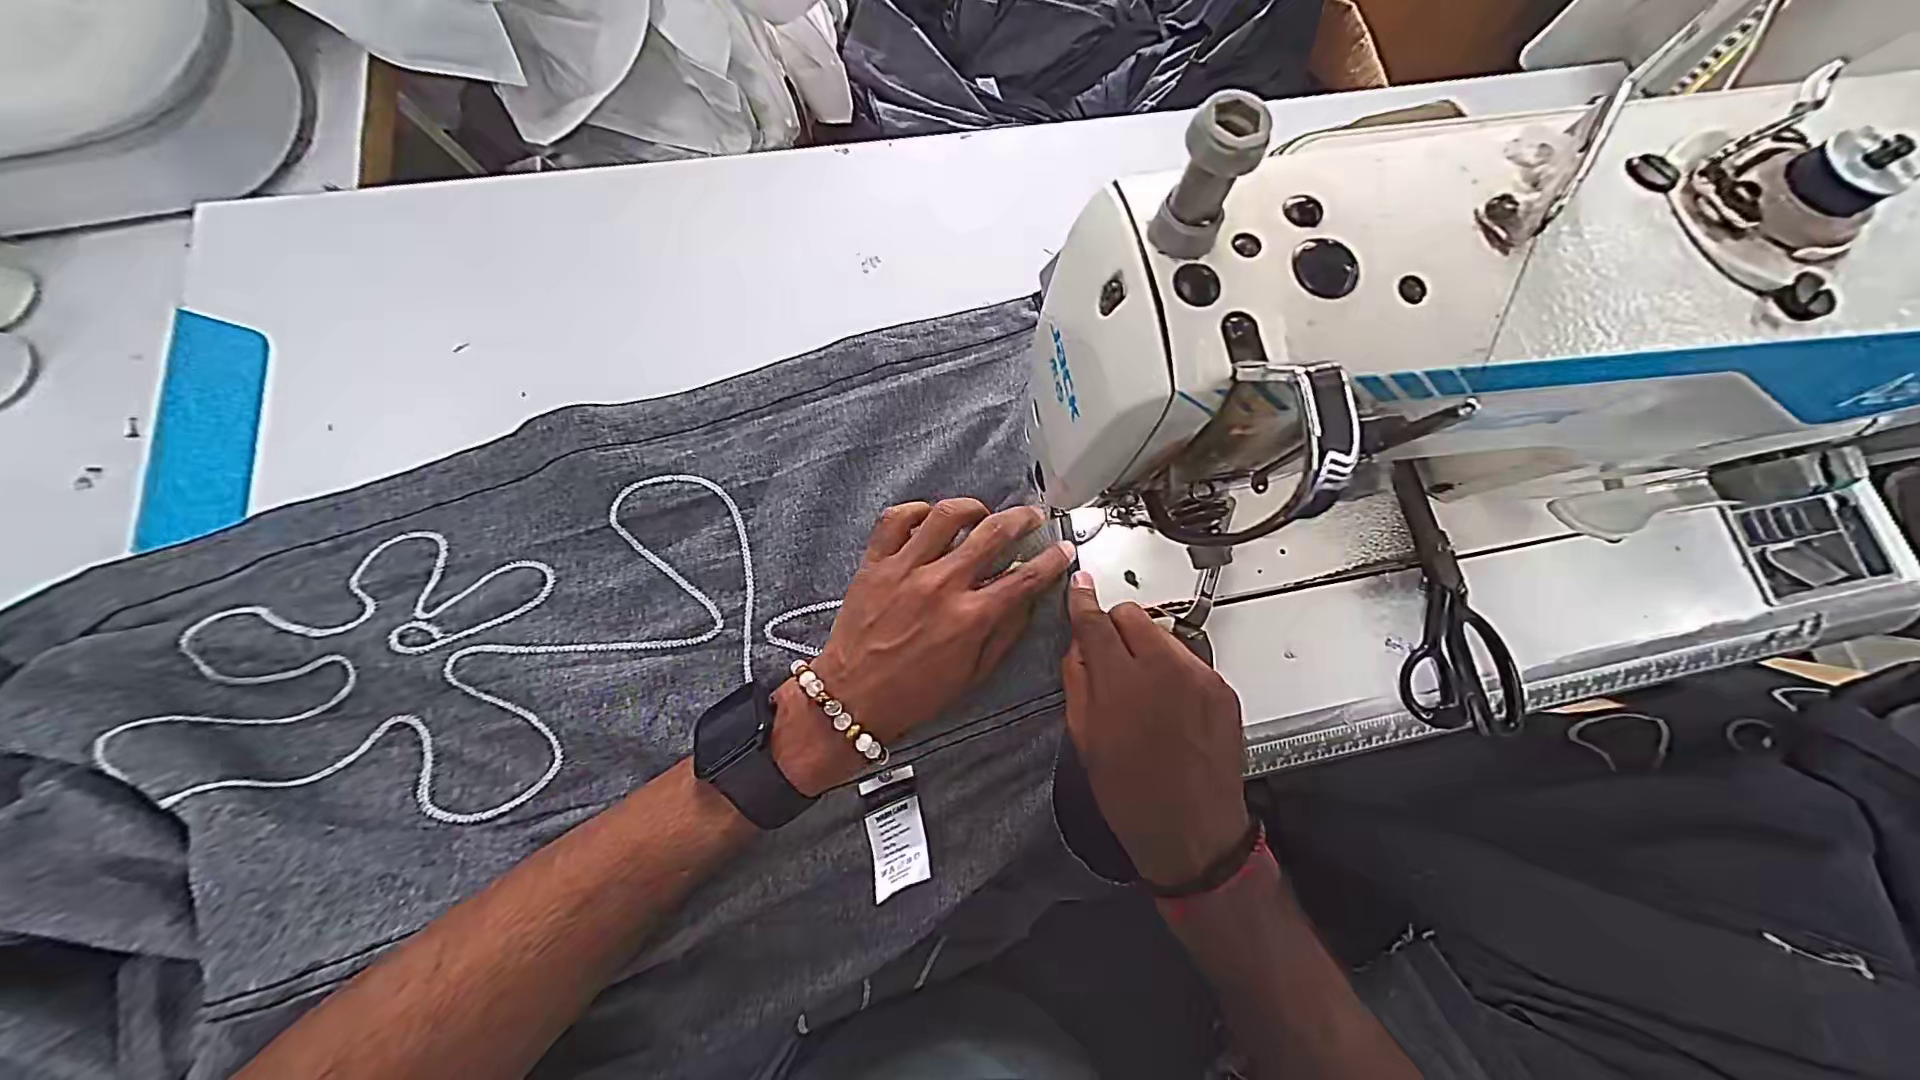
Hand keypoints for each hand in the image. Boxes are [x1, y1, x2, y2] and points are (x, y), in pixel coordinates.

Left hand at [772, 499, 1073, 790]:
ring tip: (981, 513)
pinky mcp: (876, 564)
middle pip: (993, 533)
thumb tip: (1028, 600)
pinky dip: (916, 510)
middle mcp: (940, 586)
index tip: (1060, 550)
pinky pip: (896, 520)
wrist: (854, 698)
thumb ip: (1005, 634)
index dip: (1051, 560)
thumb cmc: (912, 693)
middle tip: (1030, 516)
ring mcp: (905, 570)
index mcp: (969, 618)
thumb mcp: (974, 674)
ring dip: (973, 507)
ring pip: (946, 515)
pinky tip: (929, 517)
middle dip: (1022, 519)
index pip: (1024, 577)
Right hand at [1061, 572, 1249, 885]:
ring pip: (1161, 632)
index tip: (1080, 588)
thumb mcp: (1085, 738)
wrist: (1193, 832)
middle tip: (1109, 657)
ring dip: (1145, 648)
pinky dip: (1172, 667)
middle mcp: (1164, 670)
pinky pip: (1188, 657)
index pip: (1095, 620)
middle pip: (1132, 613)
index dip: (1082, 601)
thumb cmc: (1136, 797)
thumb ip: (1078, 681)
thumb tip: (1077, 648)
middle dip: (1114, 627)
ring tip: (1141, 689)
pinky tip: (1166, 701)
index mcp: (1121, 682)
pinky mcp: (1222, 688)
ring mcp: (1198, 677)